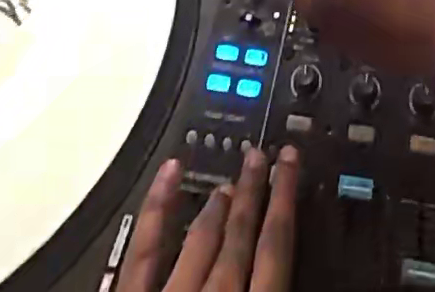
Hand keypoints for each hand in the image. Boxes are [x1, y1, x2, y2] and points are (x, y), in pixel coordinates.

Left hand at [117, 145, 298, 291]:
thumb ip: (272, 288)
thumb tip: (287, 269)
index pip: (275, 252)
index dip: (284, 202)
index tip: (290, 164)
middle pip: (239, 239)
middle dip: (253, 194)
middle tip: (262, 156)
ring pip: (200, 239)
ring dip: (219, 205)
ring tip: (233, 178)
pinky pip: (145, 248)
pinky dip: (158, 205)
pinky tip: (170, 171)